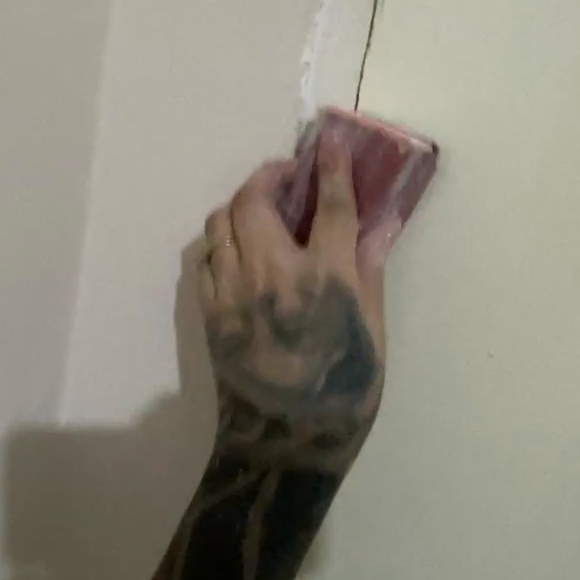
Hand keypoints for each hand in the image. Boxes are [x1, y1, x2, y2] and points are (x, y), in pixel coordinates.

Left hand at [198, 131, 403, 464]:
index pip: (329, 205)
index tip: (327, 141)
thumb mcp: (374, 331)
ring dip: (241, 207)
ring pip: (221, 223)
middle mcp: (272, 274)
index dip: (329, 166)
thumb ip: (368, 272)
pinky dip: (222, 243)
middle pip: (256, 200)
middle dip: (269, 176)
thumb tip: (373, 226)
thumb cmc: (343, 390)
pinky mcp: (208, 311)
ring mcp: (232, 291)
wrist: (283, 438)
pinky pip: (206, 258)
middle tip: (286, 178)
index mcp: (324, 278)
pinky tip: (239, 253)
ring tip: (260, 213)